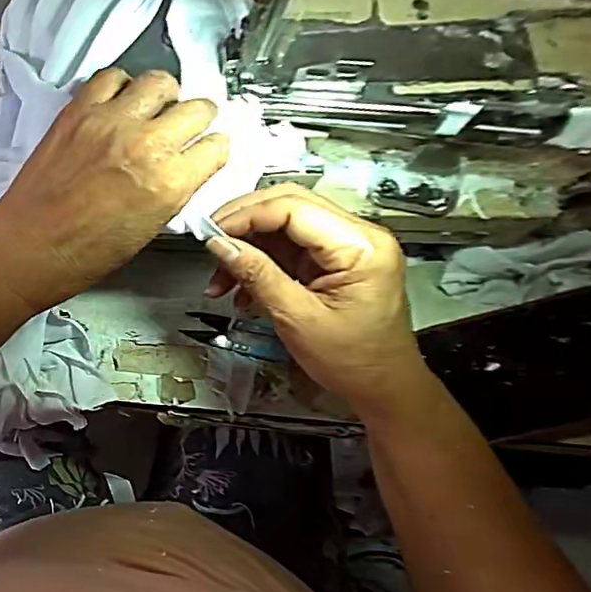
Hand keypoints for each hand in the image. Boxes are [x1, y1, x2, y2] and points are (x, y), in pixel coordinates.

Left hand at [0, 69, 226, 316]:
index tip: (206, 151)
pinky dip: (121, 85)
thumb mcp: (145, 231)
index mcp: (168, 183)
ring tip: (153, 109)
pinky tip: (118, 102)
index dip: (212, 150)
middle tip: (185, 127)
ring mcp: (110, 123)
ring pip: (160, 81)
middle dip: (196, 119)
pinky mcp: (78, 113)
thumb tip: (180, 173)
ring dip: (163, 95)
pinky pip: (111, 77)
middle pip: (198, 108)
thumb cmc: (75, 254)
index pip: (216, 147)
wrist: (25, 248)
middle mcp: (144, 145)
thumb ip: (170, 193)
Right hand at [204, 184, 430, 412]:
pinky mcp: (331, 260)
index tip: (212, 233)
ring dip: (246, 247)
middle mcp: (358, 236)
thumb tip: (221, 244)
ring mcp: (345, 247)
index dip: (245, 216)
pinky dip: (258, 262)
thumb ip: (257, 275)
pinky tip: (240, 286)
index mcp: (361, 246)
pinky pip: (286, 247)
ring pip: (282, 226)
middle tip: (210, 240)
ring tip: (221, 277)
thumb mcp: (297, 317)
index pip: (292, 208)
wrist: (381, 386)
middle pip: (288, 205)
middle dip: (242, 223)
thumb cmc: (355, 360)